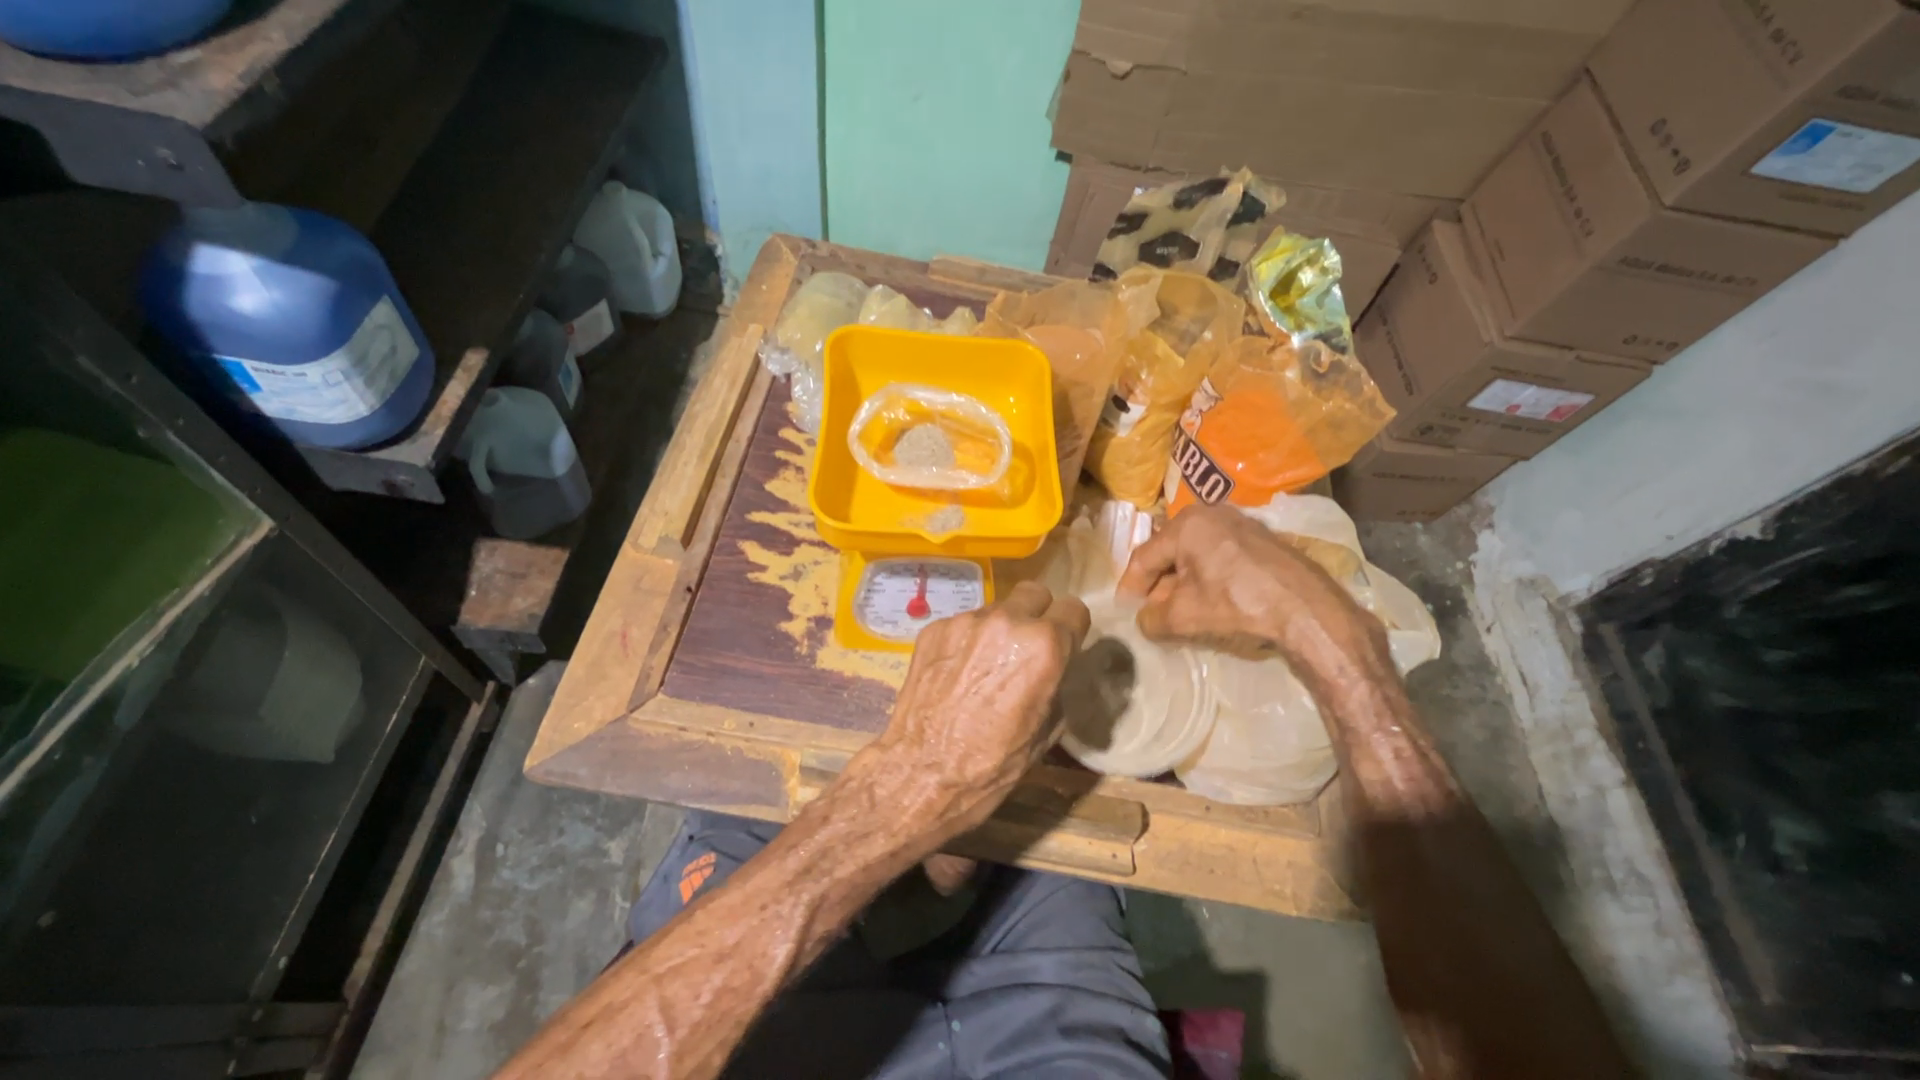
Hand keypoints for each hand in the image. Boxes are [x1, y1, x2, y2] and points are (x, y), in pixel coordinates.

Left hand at [850, 581, 1090, 840]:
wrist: (924, 771)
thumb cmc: (995, 762)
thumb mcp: (1049, 728)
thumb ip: (1058, 681)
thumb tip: (1057, 666)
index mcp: (1044, 646)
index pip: (1074, 608)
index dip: (1072, 628)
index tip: (1065, 644)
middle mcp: (1006, 622)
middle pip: (1034, 593)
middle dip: (1037, 615)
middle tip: (1028, 647)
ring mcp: (965, 621)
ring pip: (997, 608)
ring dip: (1000, 628)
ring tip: (988, 665)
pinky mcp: (933, 628)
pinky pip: (963, 623)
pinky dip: (967, 641)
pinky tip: (959, 673)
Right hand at [1116, 505, 1387, 675]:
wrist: (1306, 608)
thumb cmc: (1237, 604)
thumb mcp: (1185, 617)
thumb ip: (1153, 619)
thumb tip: (1144, 620)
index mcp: (1186, 524)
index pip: (1144, 556)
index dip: (1131, 586)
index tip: (1124, 608)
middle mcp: (1210, 513)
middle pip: (1170, 551)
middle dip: (1159, 583)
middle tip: (1152, 610)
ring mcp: (1240, 522)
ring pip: (1196, 553)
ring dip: (1184, 581)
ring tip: (1180, 608)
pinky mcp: (1261, 538)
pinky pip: (1219, 554)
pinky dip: (1208, 575)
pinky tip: (1211, 599)